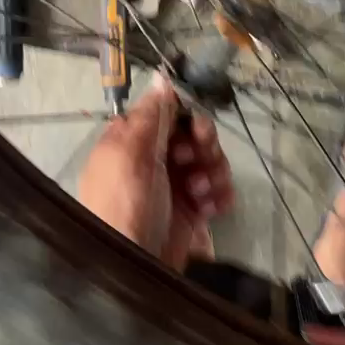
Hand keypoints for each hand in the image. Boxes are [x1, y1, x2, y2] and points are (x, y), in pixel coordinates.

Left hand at [76, 76, 233, 268]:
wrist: (132, 269)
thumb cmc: (125, 204)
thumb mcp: (131, 153)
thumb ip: (150, 115)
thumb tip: (160, 74)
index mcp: (131, 140)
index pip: (166, 112)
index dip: (185, 116)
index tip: (197, 127)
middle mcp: (152, 159)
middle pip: (191, 135)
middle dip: (203, 144)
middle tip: (202, 158)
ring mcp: (173, 186)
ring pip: (207, 161)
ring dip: (213, 172)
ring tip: (201, 193)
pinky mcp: (191, 213)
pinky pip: (216, 191)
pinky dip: (219, 196)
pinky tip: (214, 208)